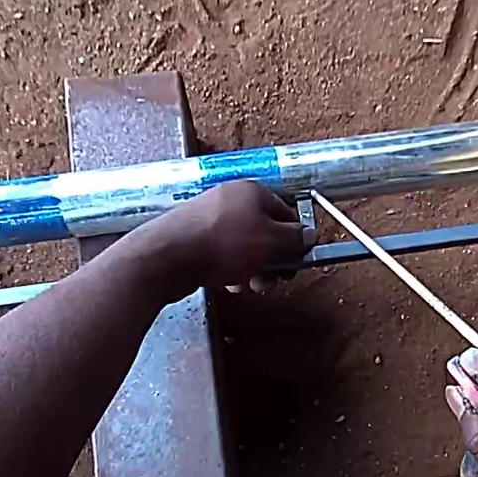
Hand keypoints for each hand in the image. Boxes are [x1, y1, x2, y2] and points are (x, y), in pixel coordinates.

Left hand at [119, 181, 310, 297]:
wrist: (166, 257)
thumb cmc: (224, 245)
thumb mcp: (271, 242)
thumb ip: (296, 239)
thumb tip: (310, 235)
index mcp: (253, 191)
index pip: (289, 215)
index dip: (295, 242)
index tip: (295, 264)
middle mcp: (232, 198)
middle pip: (267, 232)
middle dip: (272, 261)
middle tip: (269, 280)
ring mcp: (210, 216)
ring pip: (246, 247)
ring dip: (253, 269)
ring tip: (246, 285)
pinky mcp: (194, 236)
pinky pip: (223, 253)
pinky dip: (230, 269)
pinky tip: (227, 282)